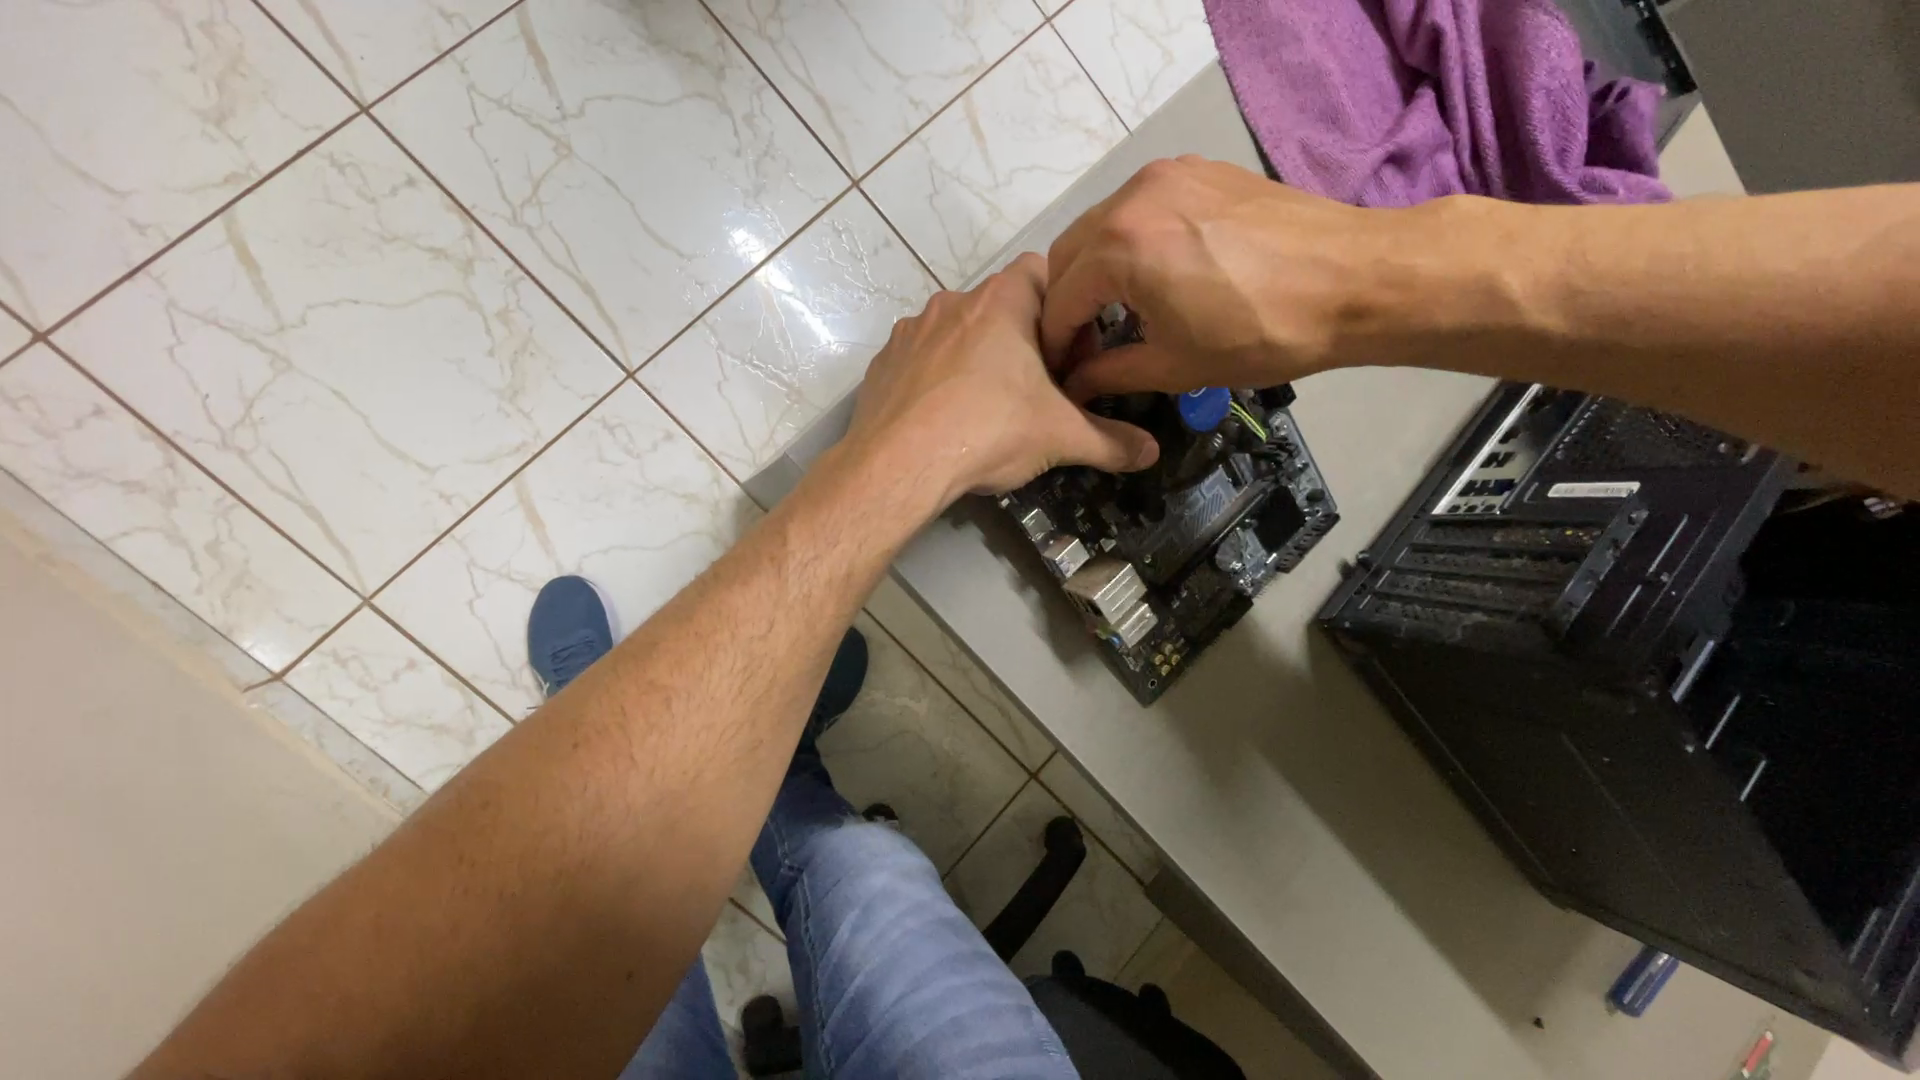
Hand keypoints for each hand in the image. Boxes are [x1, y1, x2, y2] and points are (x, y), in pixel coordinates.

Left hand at [843, 254, 1159, 506]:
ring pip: (958, 332)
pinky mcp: (884, 362)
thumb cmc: (989, 430)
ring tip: (988, 409)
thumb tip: (1152, 452)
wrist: (898, 463)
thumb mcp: (1061, 437)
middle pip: (1001, 306)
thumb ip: (1110, 441)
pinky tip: (945, 418)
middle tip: (1036, 390)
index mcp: (1002, 300)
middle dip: (1023, 340)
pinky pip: (922, 359)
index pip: (1043, 270)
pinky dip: (937, 378)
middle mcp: (953, 301)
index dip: (1063, 308)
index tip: (1069, 355)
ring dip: (978, 358)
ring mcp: (912, 330)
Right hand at [1041, 156, 1452, 399]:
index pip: (1060, 299)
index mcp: (1120, 246)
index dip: (1055, 342)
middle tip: (1087, 343)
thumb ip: (1110, 372)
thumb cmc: (1262, 332)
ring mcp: (1166, 174)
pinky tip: (1155, 273)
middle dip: (1068, 302)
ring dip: (1095, 269)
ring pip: (1100, 224)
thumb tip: (1074, 386)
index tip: (1061, 372)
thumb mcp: (1175, 364)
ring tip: (1119, 310)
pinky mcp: (1198, 169)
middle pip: (1068, 253)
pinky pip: (1138, 206)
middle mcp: (1132, 197)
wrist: (1356, 278)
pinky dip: (1130, 240)